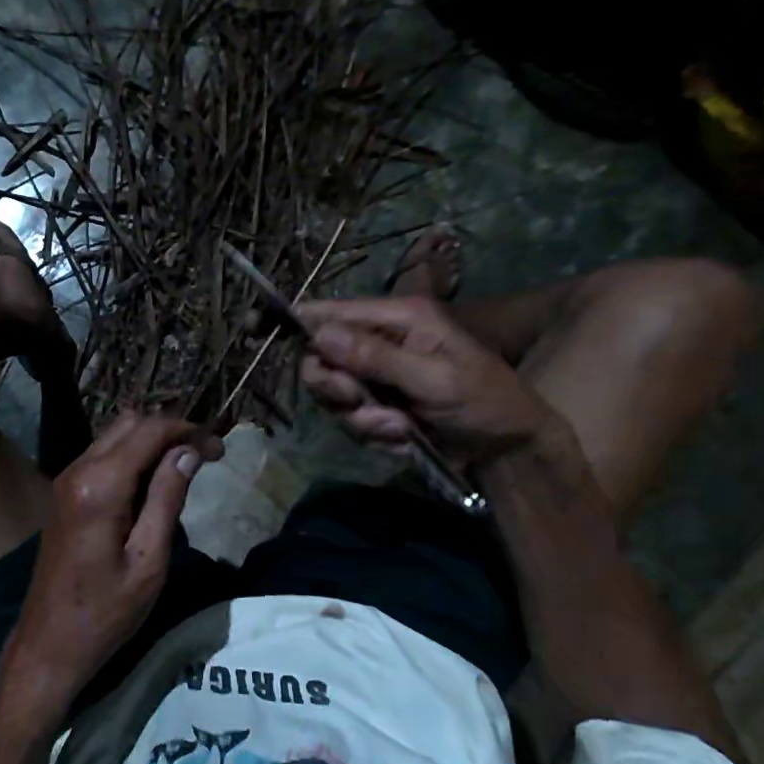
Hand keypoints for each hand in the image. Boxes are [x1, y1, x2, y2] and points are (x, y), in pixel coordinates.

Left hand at [0, 412, 223, 715]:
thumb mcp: (148, 561)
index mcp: (99, 486)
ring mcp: (66, 480)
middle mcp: (78, 471)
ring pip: (115, 436)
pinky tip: (156, 482)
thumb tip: (188, 451)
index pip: (148, 431)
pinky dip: (133, 456)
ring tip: (188, 465)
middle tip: (207, 454)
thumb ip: (167, 499)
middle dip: (171, 430)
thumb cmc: (105, 612)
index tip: (220, 449)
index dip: (187, 430)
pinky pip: (103, 457)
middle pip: (130, 423)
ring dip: (152, 441)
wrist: (49, 641)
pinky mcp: (65, 493)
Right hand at [297, 297, 563, 465]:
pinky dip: (374, 435)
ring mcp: (375, 376)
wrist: (508, 451)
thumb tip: (320, 335)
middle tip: (360, 404)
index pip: (330, 312)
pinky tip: (406, 439)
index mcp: (397, 318)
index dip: (294, 321)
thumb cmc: (486, 402)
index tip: (254, 329)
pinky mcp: (375, 406)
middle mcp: (379, 342)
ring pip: (331, 395)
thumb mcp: (436, 379)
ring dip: (361, 418)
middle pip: (319, 358)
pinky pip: (349, 420)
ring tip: (401, 429)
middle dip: (336, 388)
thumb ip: (376, 357)